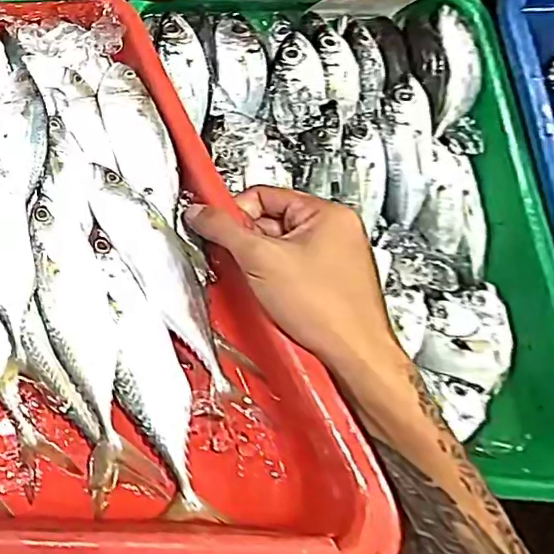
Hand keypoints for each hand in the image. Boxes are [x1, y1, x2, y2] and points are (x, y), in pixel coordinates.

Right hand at [184, 186, 406, 381]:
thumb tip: (199, 212)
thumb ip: (221, 227)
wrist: (354, 358)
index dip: (234, 211)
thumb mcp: (259, 257)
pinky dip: (263, 275)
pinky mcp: (322, 280)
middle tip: (237, 257)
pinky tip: (264, 290)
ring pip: (269, 245)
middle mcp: (333, 232)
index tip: (217, 225)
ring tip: (254, 279)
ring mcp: (330, 258)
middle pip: (263, 221)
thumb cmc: (329, 310)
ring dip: (251, 260)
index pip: (260, 195)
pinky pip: (279, 265)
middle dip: (242, 240)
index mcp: (328, 215)